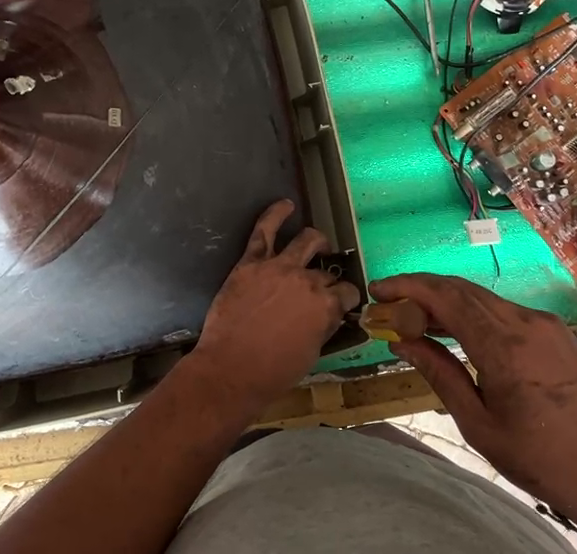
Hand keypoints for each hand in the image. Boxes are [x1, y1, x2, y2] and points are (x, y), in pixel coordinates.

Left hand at [189, 200, 359, 409]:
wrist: (230, 370)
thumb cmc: (272, 372)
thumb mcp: (311, 354)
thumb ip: (322, 326)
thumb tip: (328, 314)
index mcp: (325, 306)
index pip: (346, 293)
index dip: (346, 298)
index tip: (342, 302)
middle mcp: (307, 281)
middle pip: (325, 271)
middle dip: (327, 278)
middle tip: (322, 284)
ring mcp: (278, 267)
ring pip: (305, 241)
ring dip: (316, 240)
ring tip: (318, 242)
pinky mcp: (251, 262)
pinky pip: (265, 230)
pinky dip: (276, 213)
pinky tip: (286, 204)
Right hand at [369, 274, 576, 531]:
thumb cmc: (541, 457)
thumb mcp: (480, 425)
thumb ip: (441, 375)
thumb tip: (402, 342)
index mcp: (503, 344)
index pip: (446, 296)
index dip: (408, 287)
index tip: (378, 289)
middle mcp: (524, 321)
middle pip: (463, 290)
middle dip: (423, 290)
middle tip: (391, 303)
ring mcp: (545, 323)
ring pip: (485, 298)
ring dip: (449, 301)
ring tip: (419, 319)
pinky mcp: (558, 333)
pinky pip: (506, 311)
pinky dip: (476, 313)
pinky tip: (460, 331)